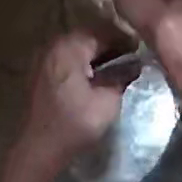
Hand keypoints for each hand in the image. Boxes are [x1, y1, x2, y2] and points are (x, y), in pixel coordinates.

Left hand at [19, 29, 125, 163]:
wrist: (39, 149)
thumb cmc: (75, 124)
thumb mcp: (108, 101)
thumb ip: (123, 78)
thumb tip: (137, 66)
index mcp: (69, 46)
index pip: (104, 32)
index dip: (126, 41)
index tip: (143, 52)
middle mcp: (52, 46)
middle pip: (88, 38)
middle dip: (111, 47)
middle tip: (132, 60)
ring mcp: (42, 60)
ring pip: (76, 50)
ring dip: (96, 57)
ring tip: (117, 70)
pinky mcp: (39, 75)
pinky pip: (65, 61)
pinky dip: (82, 66)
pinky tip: (95, 79)